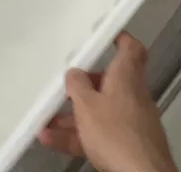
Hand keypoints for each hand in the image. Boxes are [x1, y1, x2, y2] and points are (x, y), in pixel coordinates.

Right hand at [38, 32, 177, 171]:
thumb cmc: (117, 135)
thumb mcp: (86, 105)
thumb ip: (76, 85)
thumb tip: (75, 74)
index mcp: (127, 78)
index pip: (131, 49)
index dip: (119, 38)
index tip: (106, 34)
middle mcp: (134, 97)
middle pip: (108, 83)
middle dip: (83, 87)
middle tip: (64, 88)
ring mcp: (133, 123)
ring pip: (100, 112)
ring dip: (73, 117)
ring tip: (46, 122)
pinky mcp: (130, 146)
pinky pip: (100, 134)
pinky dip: (79, 136)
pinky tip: (53, 141)